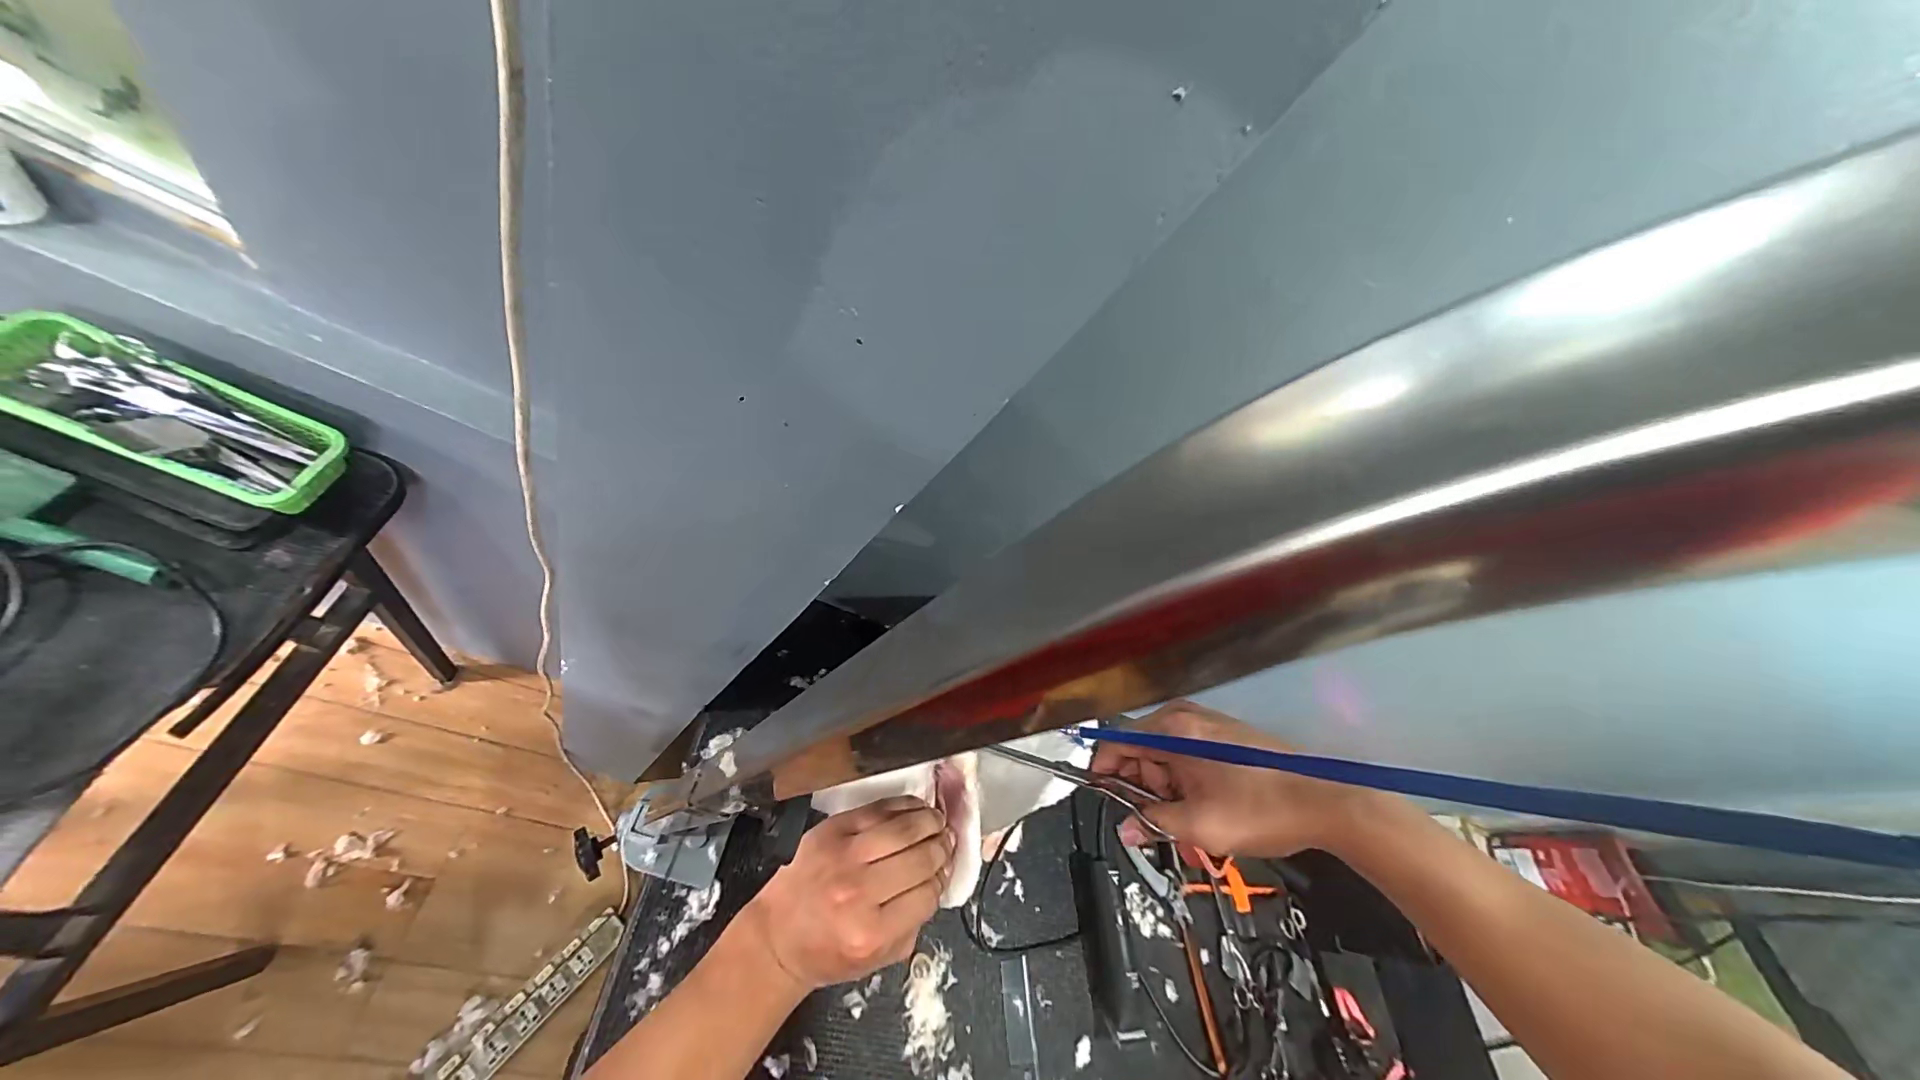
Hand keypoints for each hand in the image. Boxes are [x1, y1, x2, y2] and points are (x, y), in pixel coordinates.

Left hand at [735, 796, 953, 989]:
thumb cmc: (827, 952)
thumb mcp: (877, 958)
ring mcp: (843, 856)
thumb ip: (913, 923)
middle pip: (920, 858)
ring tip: (937, 822)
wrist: (776, 936)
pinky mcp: (831, 830)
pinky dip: (903, 806)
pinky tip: (915, 809)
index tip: (944, 871)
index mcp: (871, 932)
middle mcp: (857, 892)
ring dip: (928, 822)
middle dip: (941, 848)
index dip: (942, 879)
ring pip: (903, 829)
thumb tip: (939, 878)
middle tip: (948, 841)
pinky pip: (878, 809)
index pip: (928, 894)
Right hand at [1089, 700, 1391, 857]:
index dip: (1104, 771)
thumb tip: (1127, 828)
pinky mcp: (1223, 737)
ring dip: (1167, 791)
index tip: (1104, 797)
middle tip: (1157, 823)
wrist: (1325, 803)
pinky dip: (1186, 783)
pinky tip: (1203, 811)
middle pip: (1141, 750)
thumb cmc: (1263, 808)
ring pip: (1165, 757)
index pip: (1117, 742)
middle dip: (1143, 789)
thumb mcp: (1198, 825)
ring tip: (1188, 826)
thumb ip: (1153, 823)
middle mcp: (1186, 719)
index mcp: (1173, 730)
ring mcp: (1206, 725)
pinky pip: (1187, 756)